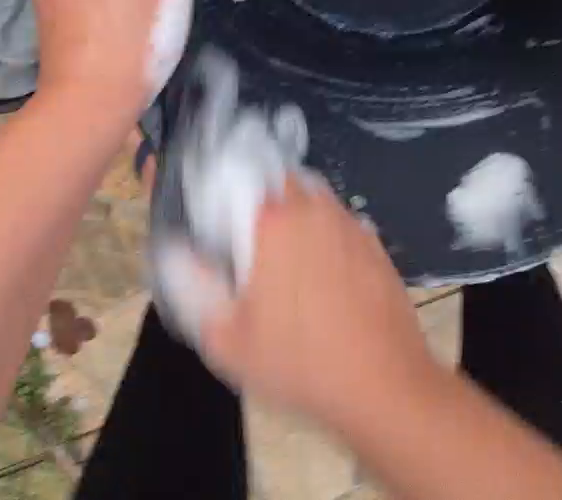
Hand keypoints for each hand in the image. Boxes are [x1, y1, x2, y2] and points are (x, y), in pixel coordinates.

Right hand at [195, 176, 441, 434]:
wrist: (382, 383)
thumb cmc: (299, 362)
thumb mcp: (228, 341)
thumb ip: (194, 290)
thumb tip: (178, 256)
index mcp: (273, 221)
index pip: (240, 178)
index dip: (225, 198)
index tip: (220, 226)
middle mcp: (314, 209)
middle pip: (280, 184)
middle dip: (263, 203)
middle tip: (251, 244)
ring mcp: (351, 224)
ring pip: (316, 202)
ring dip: (299, 218)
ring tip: (288, 262)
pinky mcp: (376, 246)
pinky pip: (343, 227)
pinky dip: (329, 239)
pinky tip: (326, 278)